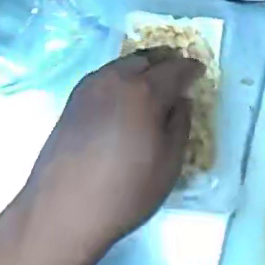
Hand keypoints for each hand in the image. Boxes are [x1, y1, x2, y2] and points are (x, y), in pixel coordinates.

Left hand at [13, 50, 199, 264]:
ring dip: (141, 67)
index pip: (175, 68)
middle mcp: (117, 78)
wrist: (64, 206)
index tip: (199, 70)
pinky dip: (120, 77)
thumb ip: (180, 124)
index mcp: (145, 91)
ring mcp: (91, 86)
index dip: (190, 68)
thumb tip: (180, 100)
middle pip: (146, 58)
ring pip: (122, 64)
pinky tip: (123, 95)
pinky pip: (105, 76)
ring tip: (151, 80)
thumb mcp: (169, 163)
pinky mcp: (73, 98)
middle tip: (177, 70)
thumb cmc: (126, 189)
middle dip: (165, 60)